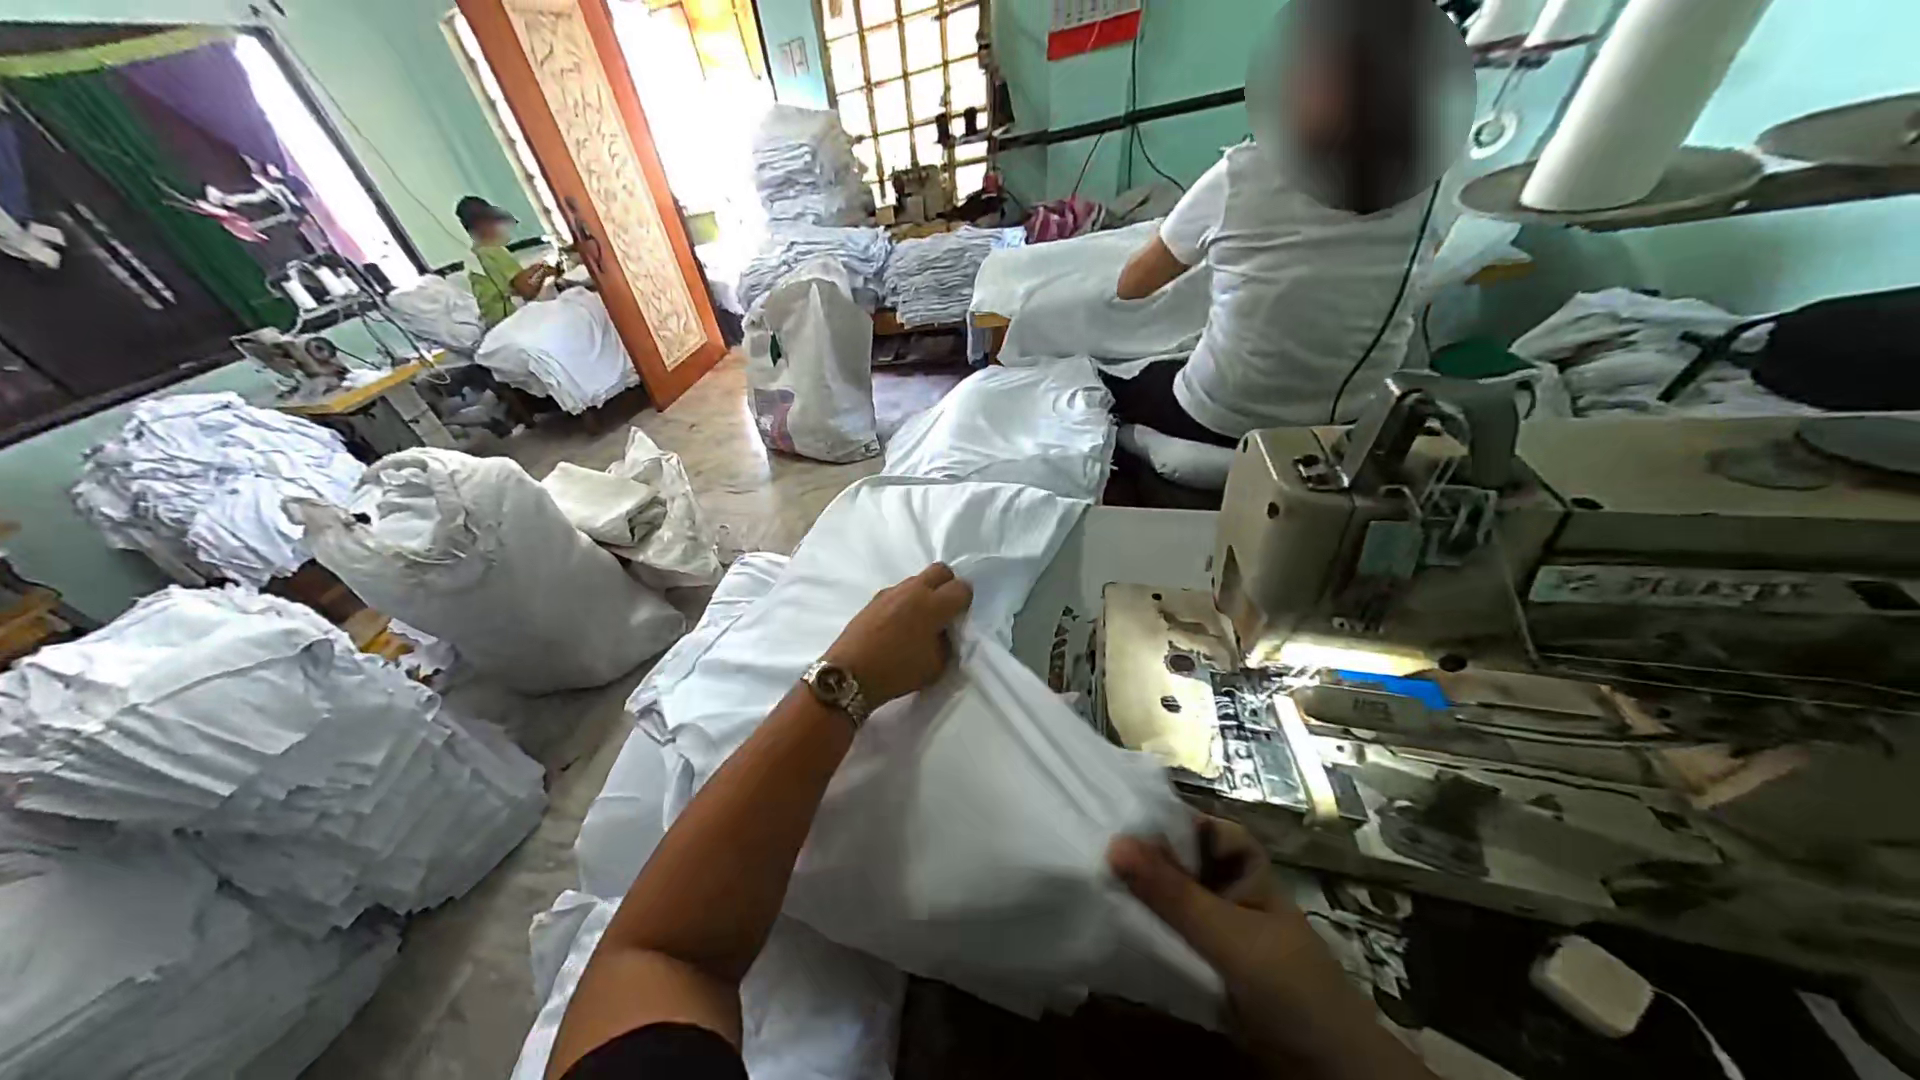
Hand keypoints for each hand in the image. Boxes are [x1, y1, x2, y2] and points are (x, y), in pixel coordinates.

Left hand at [823, 563, 972, 706]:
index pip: (962, 588)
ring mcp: (891, 592)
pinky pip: (899, 592)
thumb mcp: (936, 665)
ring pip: (917, 580)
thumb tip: (944, 630)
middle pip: (940, 570)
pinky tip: (899, 624)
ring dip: (925, 593)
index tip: (960, 617)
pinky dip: (905, 601)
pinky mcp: (874, 599)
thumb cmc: (898, 672)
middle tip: (945, 609)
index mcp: (934, 604)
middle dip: (948, 585)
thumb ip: (947, 642)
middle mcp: (914, 590)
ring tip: (920, 619)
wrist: (850, 674)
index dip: (965, 601)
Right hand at [1109, 817, 1436, 1079]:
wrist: (1331, 1069)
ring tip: (1087, 883)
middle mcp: (1223, 882)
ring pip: (1165, 895)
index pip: (1188, 822)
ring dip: (1134, 895)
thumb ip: (1173, 893)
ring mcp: (1212, 922)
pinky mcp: (1202, 958)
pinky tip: (1108, 923)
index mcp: (1239, 860)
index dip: (1149, 818)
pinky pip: (1164, 931)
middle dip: (1134, 858)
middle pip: (1171, 857)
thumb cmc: (1291, 985)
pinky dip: (1141, 928)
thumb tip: (1113, 843)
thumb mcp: (1228, 935)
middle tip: (1084, 852)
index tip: (1102, 817)